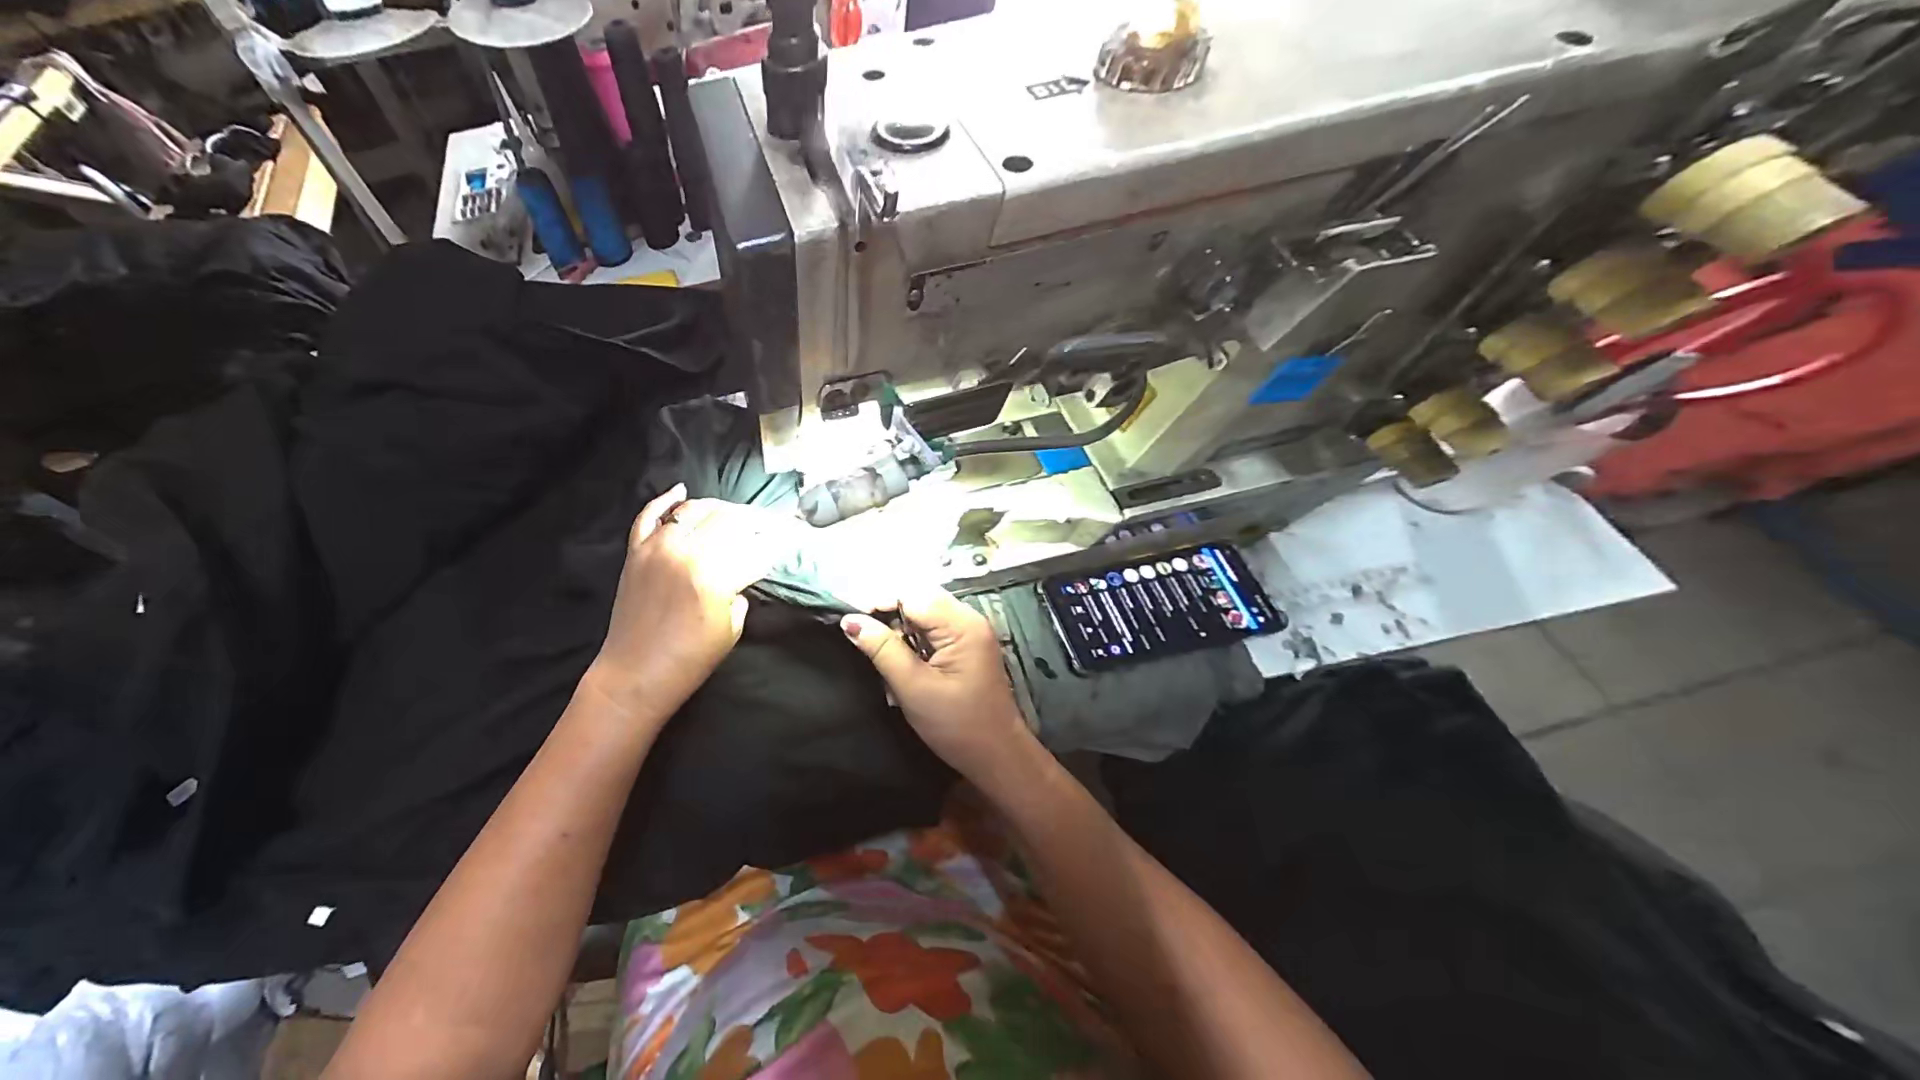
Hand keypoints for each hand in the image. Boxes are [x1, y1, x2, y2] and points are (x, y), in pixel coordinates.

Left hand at [589, 484, 787, 718]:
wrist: (635, 675)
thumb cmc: (691, 659)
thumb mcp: (733, 626)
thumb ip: (741, 590)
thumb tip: (745, 568)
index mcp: (715, 575)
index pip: (757, 546)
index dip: (780, 540)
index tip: (794, 535)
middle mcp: (686, 552)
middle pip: (730, 519)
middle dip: (755, 520)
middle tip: (770, 526)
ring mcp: (657, 548)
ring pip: (695, 509)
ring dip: (720, 508)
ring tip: (736, 515)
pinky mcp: (636, 552)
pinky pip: (649, 516)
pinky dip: (664, 500)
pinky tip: (681, 490)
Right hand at [841, 587, 1036, 781]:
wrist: (997, 755)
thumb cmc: (957, 725)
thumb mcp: (913, 688)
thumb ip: (882, 650)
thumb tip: (850, 621)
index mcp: (962, 624)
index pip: (912, 594)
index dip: (878, 602)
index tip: (849, 622)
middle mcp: (968, 619)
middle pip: (918, 598)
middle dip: (886, 613)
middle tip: (858, 635)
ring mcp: (968, 632)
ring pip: (922, 613)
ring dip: (897, 627)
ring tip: (875, 650)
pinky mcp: (965, 646)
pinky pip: (931, 629)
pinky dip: (910, 639)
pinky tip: (897, 660)